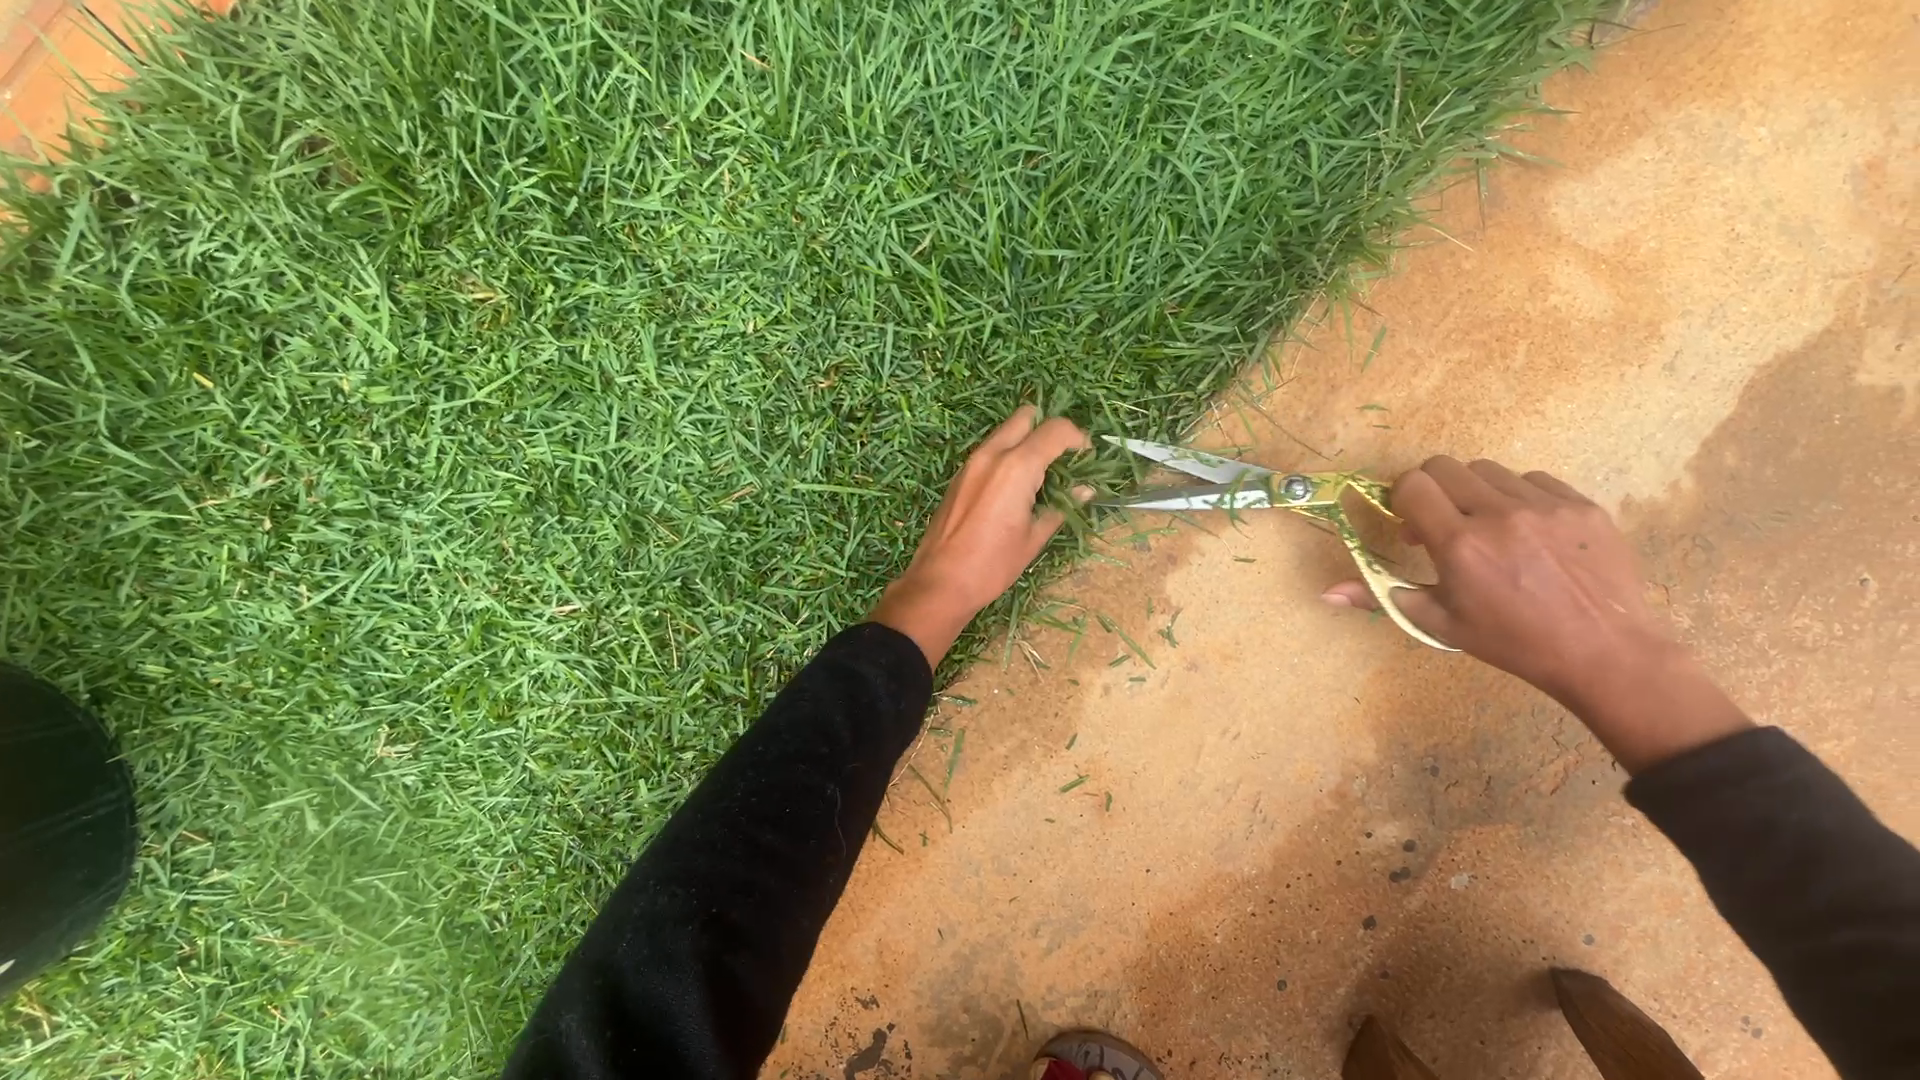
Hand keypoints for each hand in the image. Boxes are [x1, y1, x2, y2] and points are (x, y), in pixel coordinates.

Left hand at [870, 406, 1090, 668]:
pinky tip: (1017, 487)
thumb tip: (1085, 490)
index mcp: (1016, 467)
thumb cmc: (992, 565)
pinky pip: (989, 451)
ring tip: (1042, 475)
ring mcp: (971, 463)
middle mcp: (991, 455)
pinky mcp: (959, 476)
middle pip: (1026, 417)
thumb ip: (1062, 507)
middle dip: (1049, 430)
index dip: (1078, 439)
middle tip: (1063, 458)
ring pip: (1005, 432)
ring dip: (1027, 441)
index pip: (1055, 430)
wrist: (940, 582)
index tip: (1087, 458)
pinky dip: (1008, 455)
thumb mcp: (1034, 538)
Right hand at [1321, 456, 1750, 772]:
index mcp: (1459, 545)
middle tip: (1441, 523)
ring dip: (1474, 491)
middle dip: (1432, 489)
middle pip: (1444, 466)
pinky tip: (1527, 530)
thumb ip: (1380, 595)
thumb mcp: (1440, 623)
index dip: (1402, 499)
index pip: (1413, 485)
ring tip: (1487, 527)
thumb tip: (1326, 592)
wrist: (1606, 652)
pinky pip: (1533, 479)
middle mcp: (1499, 515)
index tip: (1410, 523)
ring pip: (1488, 469)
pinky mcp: (1582, 505)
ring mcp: (1545, 506)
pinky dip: (1518, 497)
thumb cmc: (1512, 642)